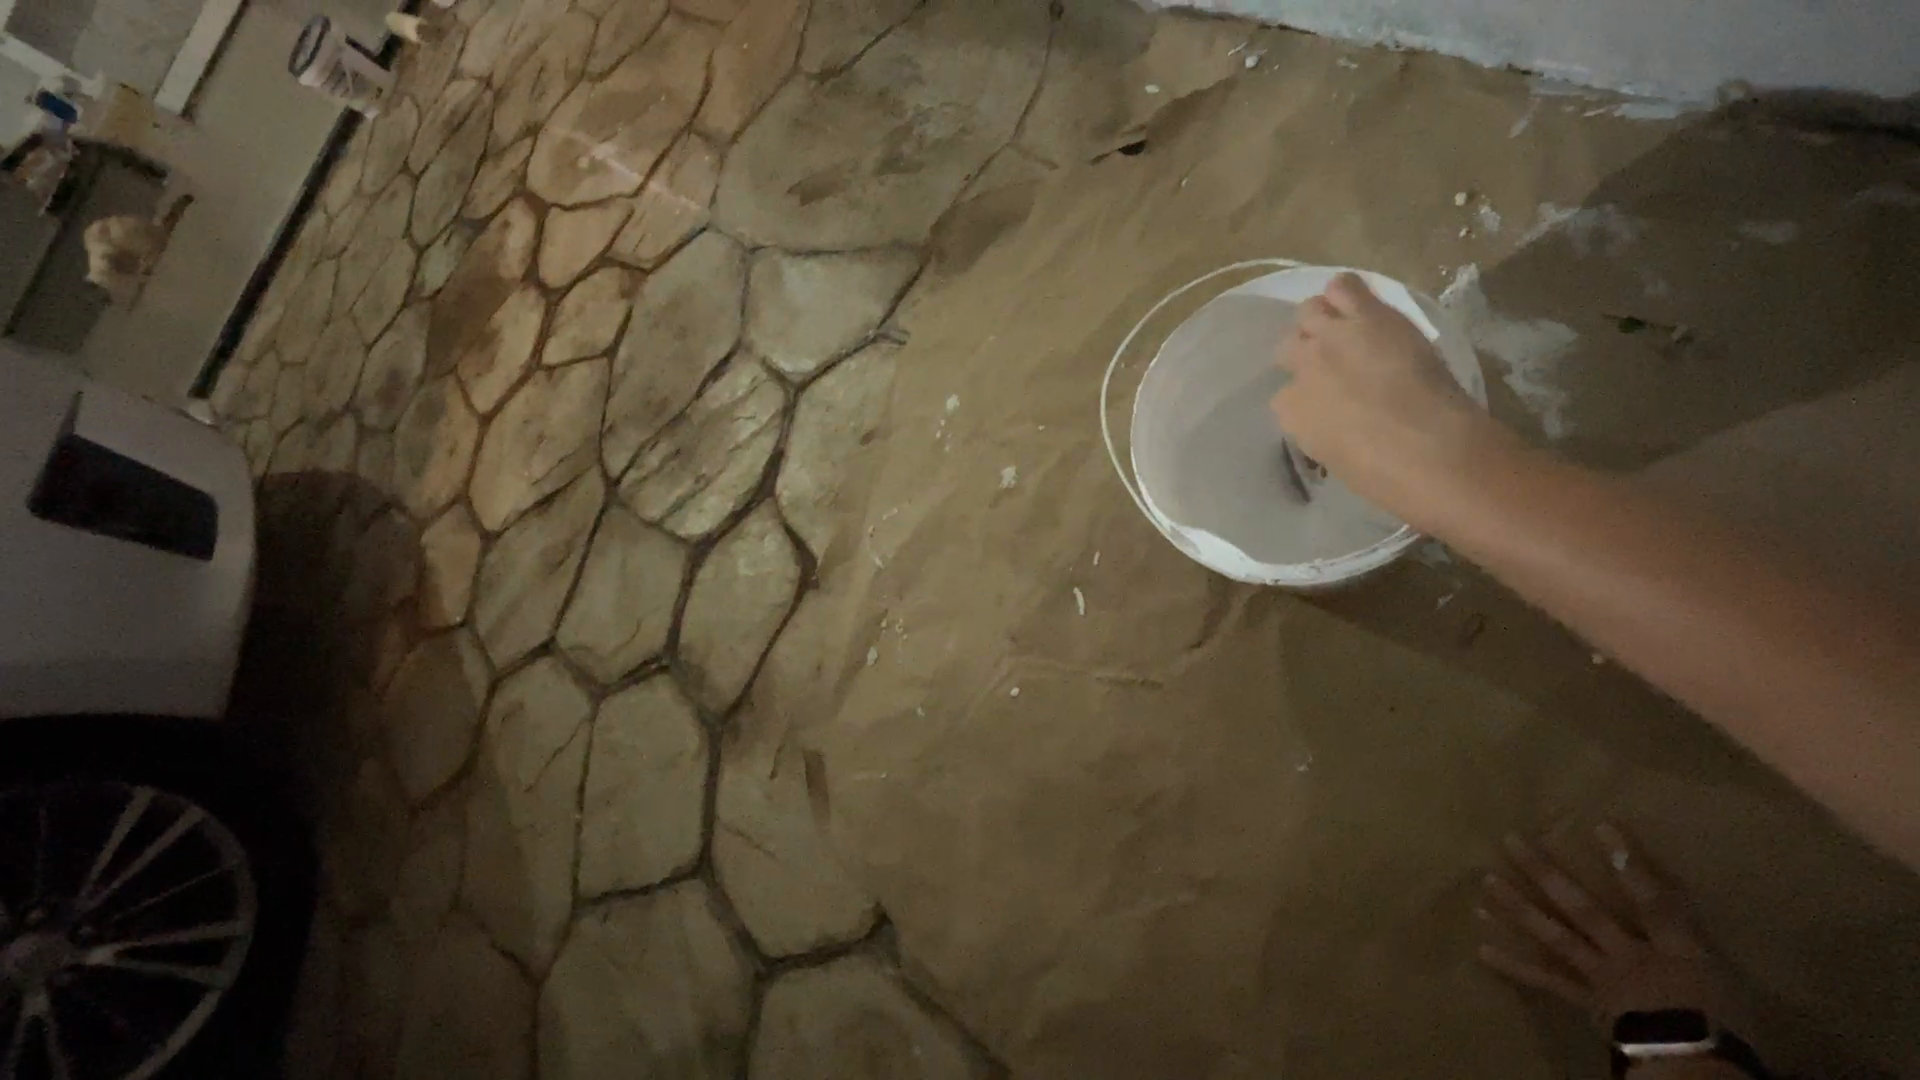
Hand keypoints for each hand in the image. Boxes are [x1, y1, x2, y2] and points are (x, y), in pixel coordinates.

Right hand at [1270, 273, 1506, 519]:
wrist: (1432, 451)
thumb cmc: (1383, 475)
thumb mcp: (1335, 457)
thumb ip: (1322, 429)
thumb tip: (1332, 418)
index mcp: (1290, 412)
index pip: (1285, 395)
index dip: (1306, 397)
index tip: (1326, 405)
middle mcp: (1302, 368)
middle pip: (1289, 346)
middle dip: (1305, 353)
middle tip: (1331, 364)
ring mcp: (1332, 338)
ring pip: (1309, 310)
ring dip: (1321, 319)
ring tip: (1343, 329)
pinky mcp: (1369, 316)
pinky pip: (1344, 286)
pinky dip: (1346, 292)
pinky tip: (1359, 305)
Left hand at [1477, 825, 1749, 1032]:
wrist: (1700, 1071)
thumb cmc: (1730, 1032)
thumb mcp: (1728, 984)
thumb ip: (1698, 947)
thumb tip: (1690, 927)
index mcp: (1673, 951)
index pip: (1653, 900)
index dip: (1628, 864)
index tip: (1600, 826)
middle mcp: (1627, 954)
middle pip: (1581, 907)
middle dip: (1545, 872)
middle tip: (1510, 840)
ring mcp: (1600, 976)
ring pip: (1553, 935)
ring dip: (1517, 907)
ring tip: (1486, 881)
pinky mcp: (1584, 1001)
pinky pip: (1544, 981)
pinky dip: (1512, 966)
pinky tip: (1481, 949)